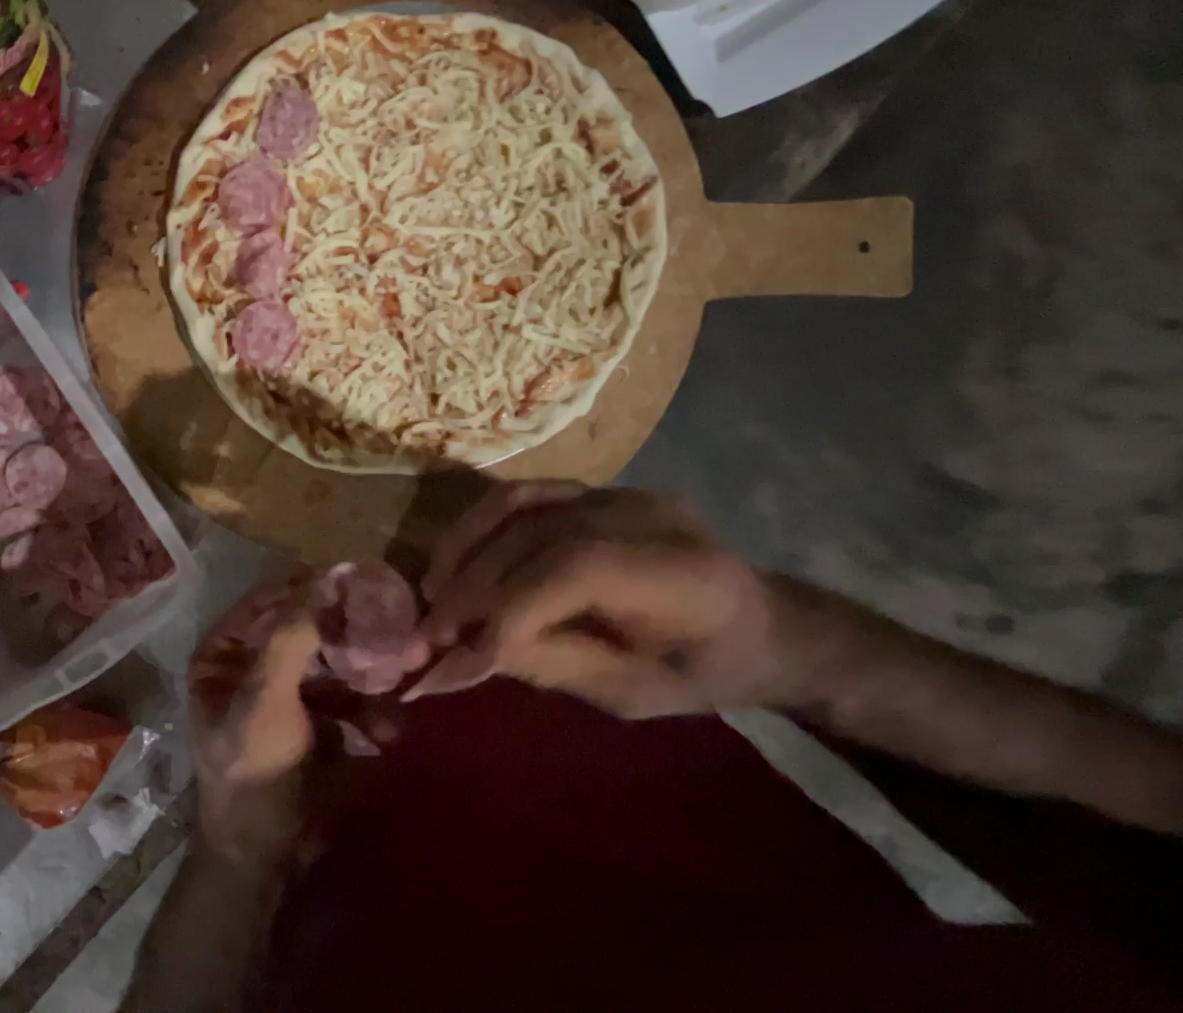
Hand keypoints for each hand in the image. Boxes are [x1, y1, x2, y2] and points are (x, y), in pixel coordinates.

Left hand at [191, 574, 397, 862]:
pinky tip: (388, 729)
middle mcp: (255, 666)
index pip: (268, 601)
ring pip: (338, 663)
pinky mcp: (322, 724)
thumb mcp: (265, 698)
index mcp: (225, 654)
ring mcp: (291, 695)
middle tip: (393, 623)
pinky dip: (374, 709)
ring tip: (406, 667)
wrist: (266, 852)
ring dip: (371, 670)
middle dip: (352, 631)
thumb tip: (326, 579)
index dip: (308, 587)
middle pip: (310, 629)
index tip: (354, 577)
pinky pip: (353, 699)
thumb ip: (292, 637)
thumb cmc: (251, 768)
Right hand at [407, 482, 797, 717]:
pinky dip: (477, 526)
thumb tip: (460, 656)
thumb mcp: (634, 695)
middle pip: (536, 536)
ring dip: (461, 551)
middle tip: (424, 638)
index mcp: (683, 575)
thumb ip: (552, 665)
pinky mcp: (596, 488)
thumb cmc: (702, 673)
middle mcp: (650, 517)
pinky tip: (452, 561)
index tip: (453, 659)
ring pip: (518, 504)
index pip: (575, 571)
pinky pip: (522, 495)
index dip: (505, 610)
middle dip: (470, 590)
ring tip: (429, 598)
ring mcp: (621, 493)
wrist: (759, 623)